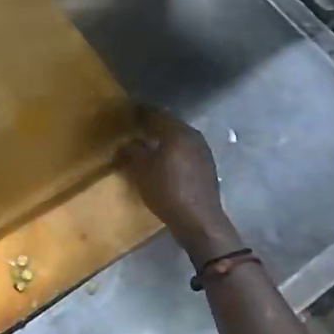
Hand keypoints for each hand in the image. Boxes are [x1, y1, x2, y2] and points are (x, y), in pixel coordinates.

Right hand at [119, 104, 243, 263]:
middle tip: (135, 126)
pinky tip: (163, 159)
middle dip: (152, 124)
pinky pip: (185, 150)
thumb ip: (133, 150)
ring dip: (163, 138)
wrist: (199, 221)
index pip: (155, 114)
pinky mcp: (206, 167)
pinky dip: (173, 150)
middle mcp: (193, 136)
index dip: (140, 112)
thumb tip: (128, 142)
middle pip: (169, 124)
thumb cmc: (167, 190)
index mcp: (178, 132)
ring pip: (178, 138)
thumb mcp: (141, 169)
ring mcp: (203, 152)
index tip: (127, 112)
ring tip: (147, 143)